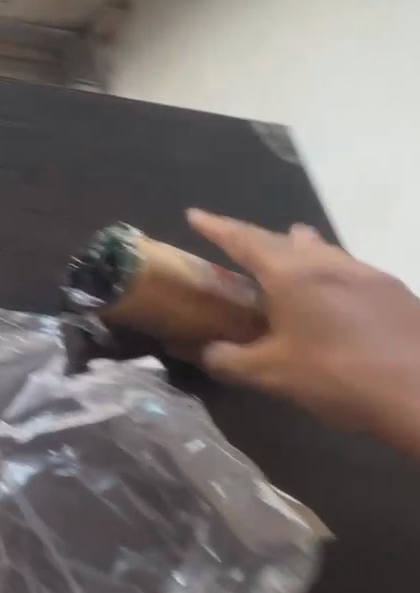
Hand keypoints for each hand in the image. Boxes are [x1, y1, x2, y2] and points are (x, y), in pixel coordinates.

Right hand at [189, 209, 419, 456]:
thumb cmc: (339, 378)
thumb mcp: (266, 373)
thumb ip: (223, 357)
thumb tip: (196, 349)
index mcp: (294, 277)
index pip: (245, 241)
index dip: (217, 227)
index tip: (194, 214)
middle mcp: (334, 268)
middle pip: (289, 241)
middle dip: (259, 235)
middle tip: (234, 235)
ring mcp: (375, 281)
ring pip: (329, 252)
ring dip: (302, 246)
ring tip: (291, 243)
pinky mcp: (402, 299)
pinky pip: (354, 270)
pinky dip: (330, 268)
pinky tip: (331, 285)